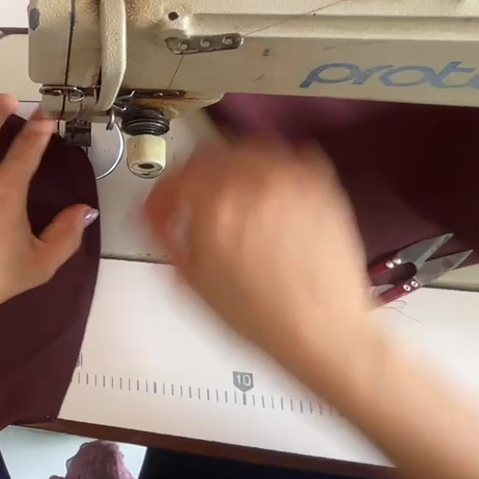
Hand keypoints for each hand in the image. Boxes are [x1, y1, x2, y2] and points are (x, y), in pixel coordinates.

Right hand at [142, 139, 376, 379]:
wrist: (322, 331)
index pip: (172, 178)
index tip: (160, 209)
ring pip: (248, 147)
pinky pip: (293, 156)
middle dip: (189, 175)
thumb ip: (166, 237)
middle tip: (186, 195)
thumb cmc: (262, 314)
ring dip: (229, 162)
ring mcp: (290, 182)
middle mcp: (251, 183)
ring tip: (224, 184)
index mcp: (213, 204)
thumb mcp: (190, 279)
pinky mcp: (322, 189)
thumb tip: (156, 218)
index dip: (159, 196)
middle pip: (206, 155)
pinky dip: (274, 163)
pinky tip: (267, 182)